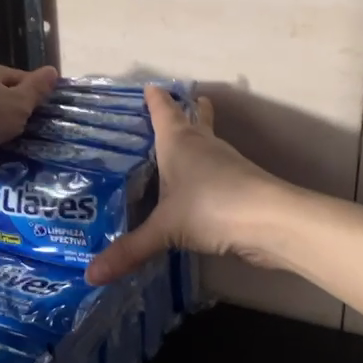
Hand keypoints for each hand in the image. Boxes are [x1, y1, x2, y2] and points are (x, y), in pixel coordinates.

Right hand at [86, 87, 291, 284]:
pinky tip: (193, 190)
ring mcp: (225, 165)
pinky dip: (204, 173)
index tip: (148, 87)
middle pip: (194, 120)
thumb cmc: (211, 207)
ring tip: (175, 151)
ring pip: (207, 145)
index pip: (164, 111)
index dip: (155, 99)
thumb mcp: (164, 229)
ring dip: (195, 143)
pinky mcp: (240, 186)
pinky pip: (215, 172)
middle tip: (172, 108)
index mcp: (178, 143)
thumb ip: (129, 251)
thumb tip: (91, 275)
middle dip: (185, 112)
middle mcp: (202, 146)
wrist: (270, 221)